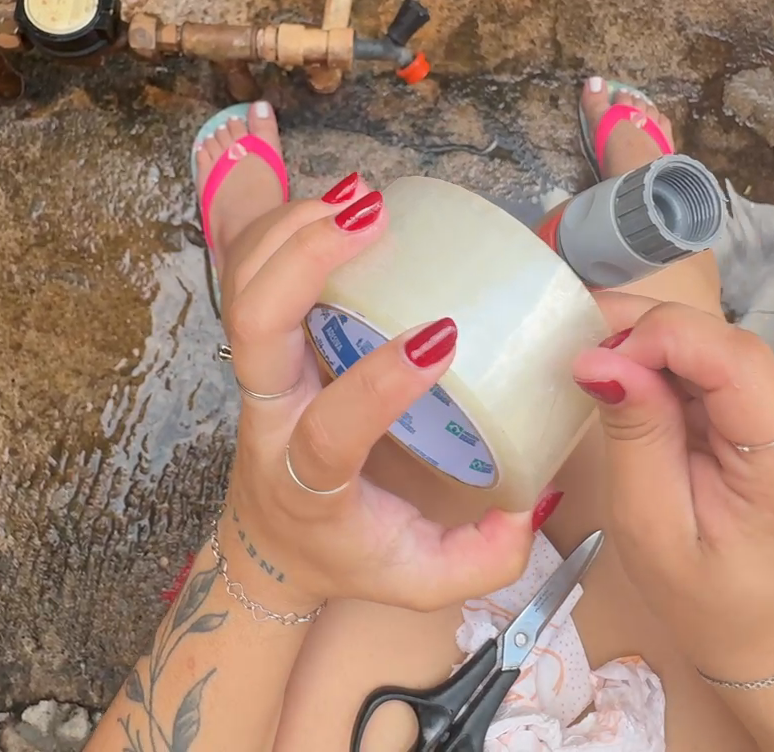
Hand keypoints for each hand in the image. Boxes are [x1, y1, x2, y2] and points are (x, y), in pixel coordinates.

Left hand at [210, 183, 534, 613]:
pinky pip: (251, 272)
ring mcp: (261, 372)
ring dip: (290, 229)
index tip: (443, 337)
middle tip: (371, 218)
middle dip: (304, 260)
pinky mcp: (265, 343)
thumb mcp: (417, 577)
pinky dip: (282, 226)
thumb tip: (530, 503)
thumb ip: (484, 559)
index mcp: (308, 476)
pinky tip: (333, 200)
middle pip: (254, 327)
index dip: (379, 382)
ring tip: (357, 195)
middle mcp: (270, 414)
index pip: (328, 428)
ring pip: (243, 287)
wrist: (269, 539)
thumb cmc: (344, 551)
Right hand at [572, 296, 773, 679]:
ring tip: (601, 364)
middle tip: (581, 345)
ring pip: (719, 348)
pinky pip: (720, 366)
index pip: (738, 362)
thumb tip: (599, 357)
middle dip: (648, 333)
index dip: (664, 335)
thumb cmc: (698, 596)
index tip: (597, 351)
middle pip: (726, 346)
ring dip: (655, 347)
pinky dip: (671, 364)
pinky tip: (637, 382)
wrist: (757, 630)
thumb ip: (634, 434)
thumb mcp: (648, 525)